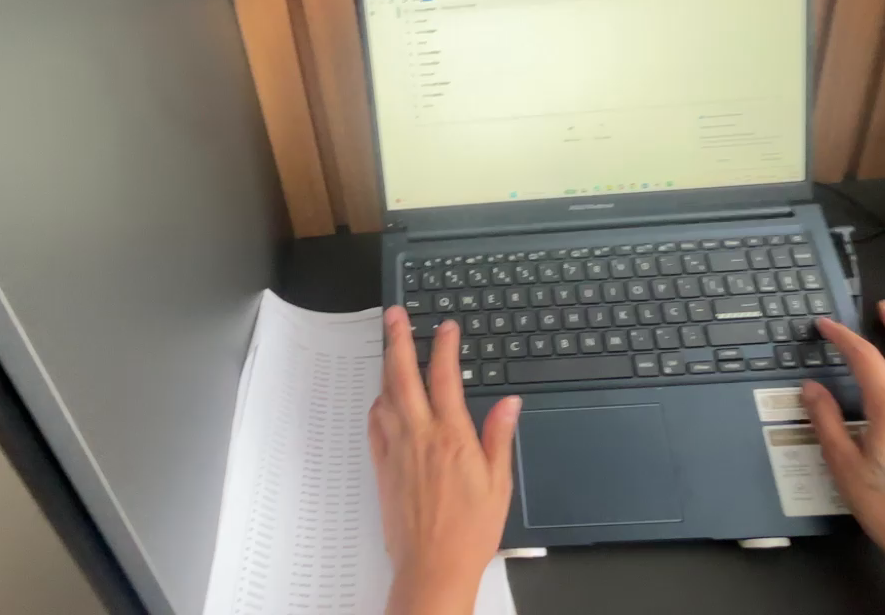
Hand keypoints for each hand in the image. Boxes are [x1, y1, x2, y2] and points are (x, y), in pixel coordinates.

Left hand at [369, 308, 521, 614]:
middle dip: (398, 339)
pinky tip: (383, 394)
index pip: (446, 377)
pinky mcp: (382, 465)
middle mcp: (420, 434)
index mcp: (451, 436)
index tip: (446, 326)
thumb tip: (508, 402)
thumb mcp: (498, 482)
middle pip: (404, 374)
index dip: (445, 346)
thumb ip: (499, 436)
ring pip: (386, 393)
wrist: (433, 569)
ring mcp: (397, 447)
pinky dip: (378, 401)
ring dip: (387, 363)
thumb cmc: (469, 530)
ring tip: (389, 342)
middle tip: (395, 314)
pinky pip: (375, 422)